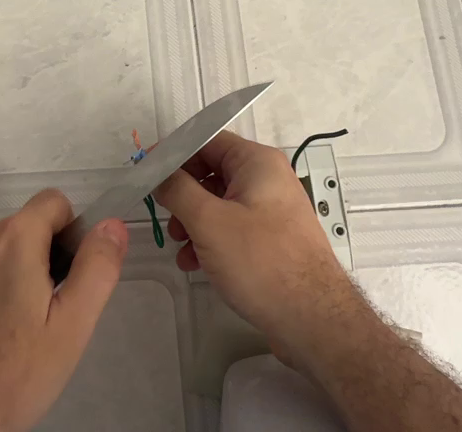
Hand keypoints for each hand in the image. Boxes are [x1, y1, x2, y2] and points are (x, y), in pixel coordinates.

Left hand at [0, 189, 128, 431]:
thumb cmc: (8, 375)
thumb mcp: (70, 329)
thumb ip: (97, 269)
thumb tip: (113, 225)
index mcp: (14, 236)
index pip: (54, 202)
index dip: (70, 233)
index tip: (66, 280)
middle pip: (21, 230)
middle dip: (36, 261)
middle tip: (37, 320)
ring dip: (2, 276)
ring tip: (2, 335)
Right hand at [151, 131, 358, 366]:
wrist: (314, 321)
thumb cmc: (261, 261)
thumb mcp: (209, 221)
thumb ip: (177, 189)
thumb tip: (157, 170)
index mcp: (257, 162)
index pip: (206, 140)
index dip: (174, 153)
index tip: (147, 172)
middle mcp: (267, 179)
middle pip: (212, 171)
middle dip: (183, 193)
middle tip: (164, 215)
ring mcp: (272, 210)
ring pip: (219, 202)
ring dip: (193, 221)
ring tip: (180, 247)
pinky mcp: (272, 239)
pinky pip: (232, 226)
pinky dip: (210, 239)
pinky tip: (195, 263)